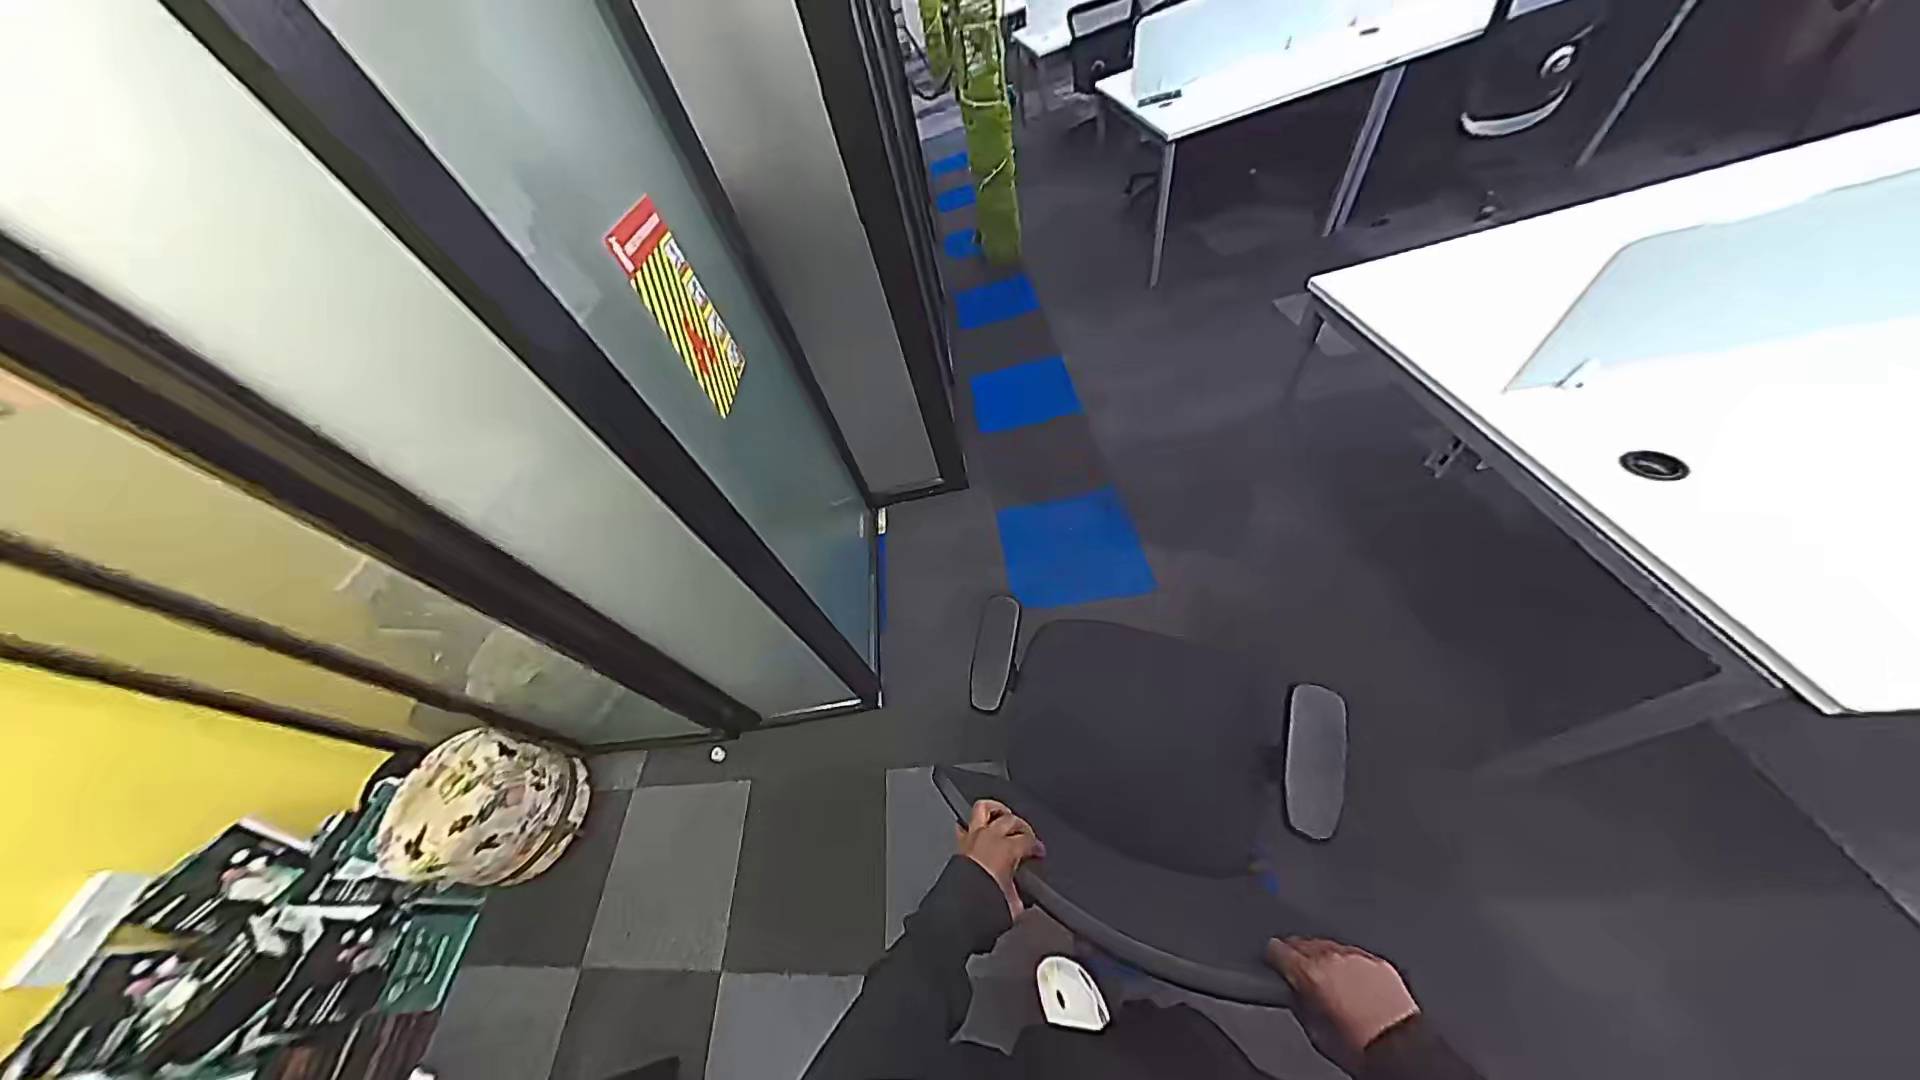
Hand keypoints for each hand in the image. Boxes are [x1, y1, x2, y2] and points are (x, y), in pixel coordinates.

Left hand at [956, 800, 1044, 919]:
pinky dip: (973, 824)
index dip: (1037, 846)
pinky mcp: (960, 843)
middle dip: (1022, 826)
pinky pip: (965, 825)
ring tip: (1004, 814)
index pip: (1028, 840)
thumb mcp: (1015, 902)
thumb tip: (1023, 893)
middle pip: (1011, 819)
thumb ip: (1022, 891)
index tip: (1040, 852)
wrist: (959, 910)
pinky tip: (978, 828)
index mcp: (1007, 848)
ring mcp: (973, 836)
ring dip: (996, 809)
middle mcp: (990, 837)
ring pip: (984, 808)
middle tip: (1026, 835)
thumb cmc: (985, 904)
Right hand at [1266, 937, 1418, 1065]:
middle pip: (1301, 942)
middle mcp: (1330, 957)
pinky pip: (1355, 955)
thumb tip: (1293, 991)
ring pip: (1328, 946)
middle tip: (1307, 978)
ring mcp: (1356, 956)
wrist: (1406, 1057)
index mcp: (1309, 973)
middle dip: (1299, 957)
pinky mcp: (1379, 962)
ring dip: (1325, 959)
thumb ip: (1297, 1001)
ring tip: (1336, 985)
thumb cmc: (1363, 1051)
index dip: (1273, 957)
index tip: (1275, 963)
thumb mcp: (1315, 1032)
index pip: (1275, 947)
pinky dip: (1351, 966)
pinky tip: (1358, 986)